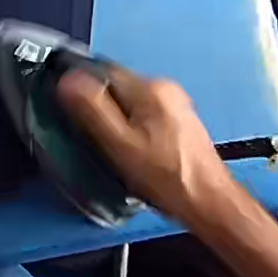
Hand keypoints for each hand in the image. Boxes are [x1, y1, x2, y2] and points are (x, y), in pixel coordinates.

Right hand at [55, 63, 240, 218]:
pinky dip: (129, 123)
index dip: (78, 84)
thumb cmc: (167, 179)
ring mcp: (173, 103)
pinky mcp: (178, 120)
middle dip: (96, 102)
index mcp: (150, 88)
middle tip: (86, 130)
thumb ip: (92, 109)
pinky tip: (129, 147)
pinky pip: (141, 111)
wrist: (213, 207)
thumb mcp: (120, 145)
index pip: (100, 69)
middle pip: (114, 84)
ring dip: (112, 114)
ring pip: (127, 99)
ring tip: (108, 143)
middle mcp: (164, 88)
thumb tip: (66, 80)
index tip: (64, 103)